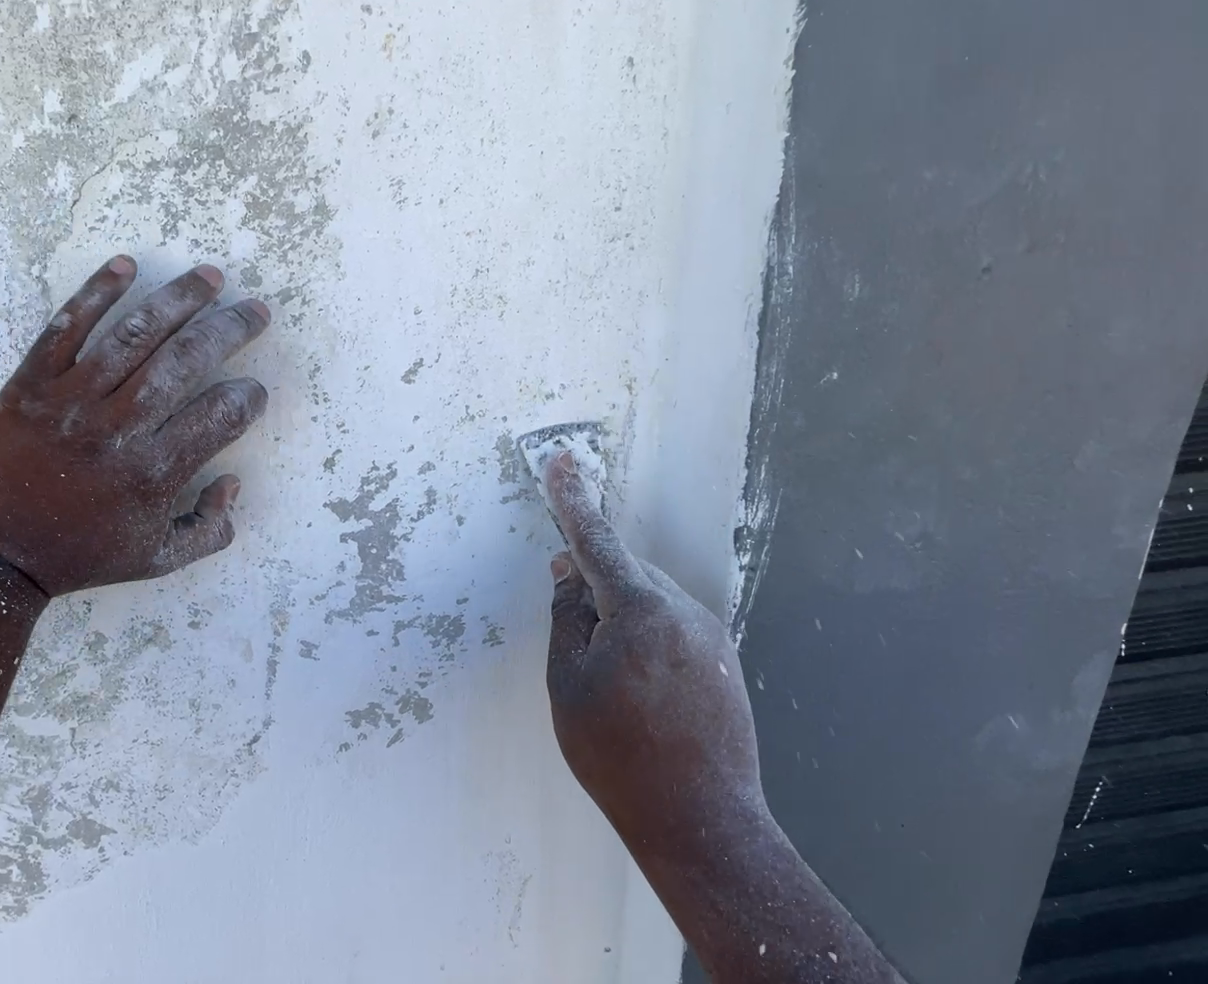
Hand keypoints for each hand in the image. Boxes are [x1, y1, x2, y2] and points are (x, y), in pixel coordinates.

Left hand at [0, 257, 271, 596]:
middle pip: (187, 361)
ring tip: (210, 277)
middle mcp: (118, 430)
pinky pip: (66, 327)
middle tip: (256, 311)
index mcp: (153, 473)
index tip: (253, 391)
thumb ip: (207, 529)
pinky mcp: (31, 384)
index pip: (220, 416)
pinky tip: (126, 265)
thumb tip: (234, 484)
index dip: (248, 397)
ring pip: (136, 334)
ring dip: (180, 299)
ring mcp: (72, 401)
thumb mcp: (154, 561)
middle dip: (230, 329)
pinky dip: (97, 293)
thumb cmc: (77, 555)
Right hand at [541, 450, 767, 857]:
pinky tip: (633, 684)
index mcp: (642, 611)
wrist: (701, 822)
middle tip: (566, 615)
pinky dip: (641, 634)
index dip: (573, 500)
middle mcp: (685, 612)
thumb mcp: (568, 682)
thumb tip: (569, 574)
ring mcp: (710, 637)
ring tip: (602, 673)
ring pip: (648, 599)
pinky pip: (670, 625)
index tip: (562, 462)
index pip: (598, 542)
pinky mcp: (722, 662)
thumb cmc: (618, 754)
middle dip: (592, 582)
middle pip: (625, 572)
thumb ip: (567, 618)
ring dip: (618, 614)